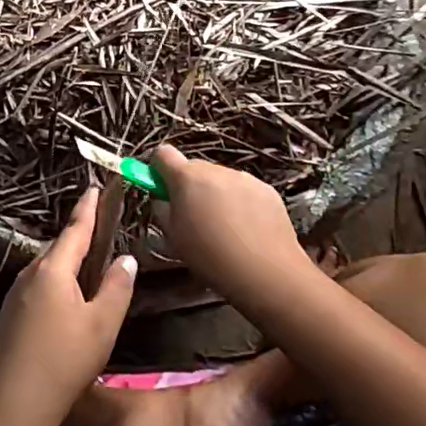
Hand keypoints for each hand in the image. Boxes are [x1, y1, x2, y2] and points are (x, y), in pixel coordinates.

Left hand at [0, 188, 136, 425]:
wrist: (14, 401)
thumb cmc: (65, 360)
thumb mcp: (103, 324)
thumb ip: (117, 288)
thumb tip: (126, 259)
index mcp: (53, 269)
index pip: (74, 230)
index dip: (87, 209)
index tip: (94, 188)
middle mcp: (30, 274)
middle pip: (60, 248)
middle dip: (79, 234)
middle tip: (100, 223)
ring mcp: (16, 293)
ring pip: (48, 268)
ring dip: (68, 260)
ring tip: (90, 258)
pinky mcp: (11, 313)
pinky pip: (39, 285)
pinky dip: (57, 280)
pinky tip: (68, 295)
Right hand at [149, 145, 310, 300]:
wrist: (266, 272)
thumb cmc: (209, 256)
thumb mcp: (172, 236)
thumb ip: (162, 208)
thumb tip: (163, 197)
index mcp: (186, 177)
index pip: (163, 153)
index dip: (159, 169)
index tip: (162, 189)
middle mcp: (215, 170)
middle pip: (193, 168)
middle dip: (189, 185)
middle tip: (194, 216)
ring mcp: (243, 177)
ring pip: (220, 180)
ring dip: (216, 194)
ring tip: (225, 227)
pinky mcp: (266, 189)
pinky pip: (243, 189)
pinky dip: (240, 202)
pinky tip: (247, 229)